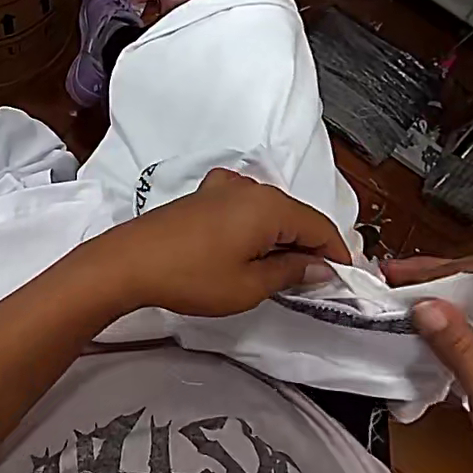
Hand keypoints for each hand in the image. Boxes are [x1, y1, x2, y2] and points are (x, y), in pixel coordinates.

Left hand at [86, 168, 352, 317]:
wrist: (128, 262)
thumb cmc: (192, 277)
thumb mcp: (249, 286)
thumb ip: (291, 272)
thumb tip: (321, 267)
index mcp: (270, 206)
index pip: (319, 226)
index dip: (336, 253)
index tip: (343, 279)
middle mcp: (252, 188)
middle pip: (296, 215)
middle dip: (309, 245)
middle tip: (313, 280)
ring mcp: (226, 187)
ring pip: (271, 210)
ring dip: (283, 236)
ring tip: (281, 269)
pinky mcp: (206, 194)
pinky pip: (246, 206)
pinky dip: (258, 225)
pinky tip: (249, 247)